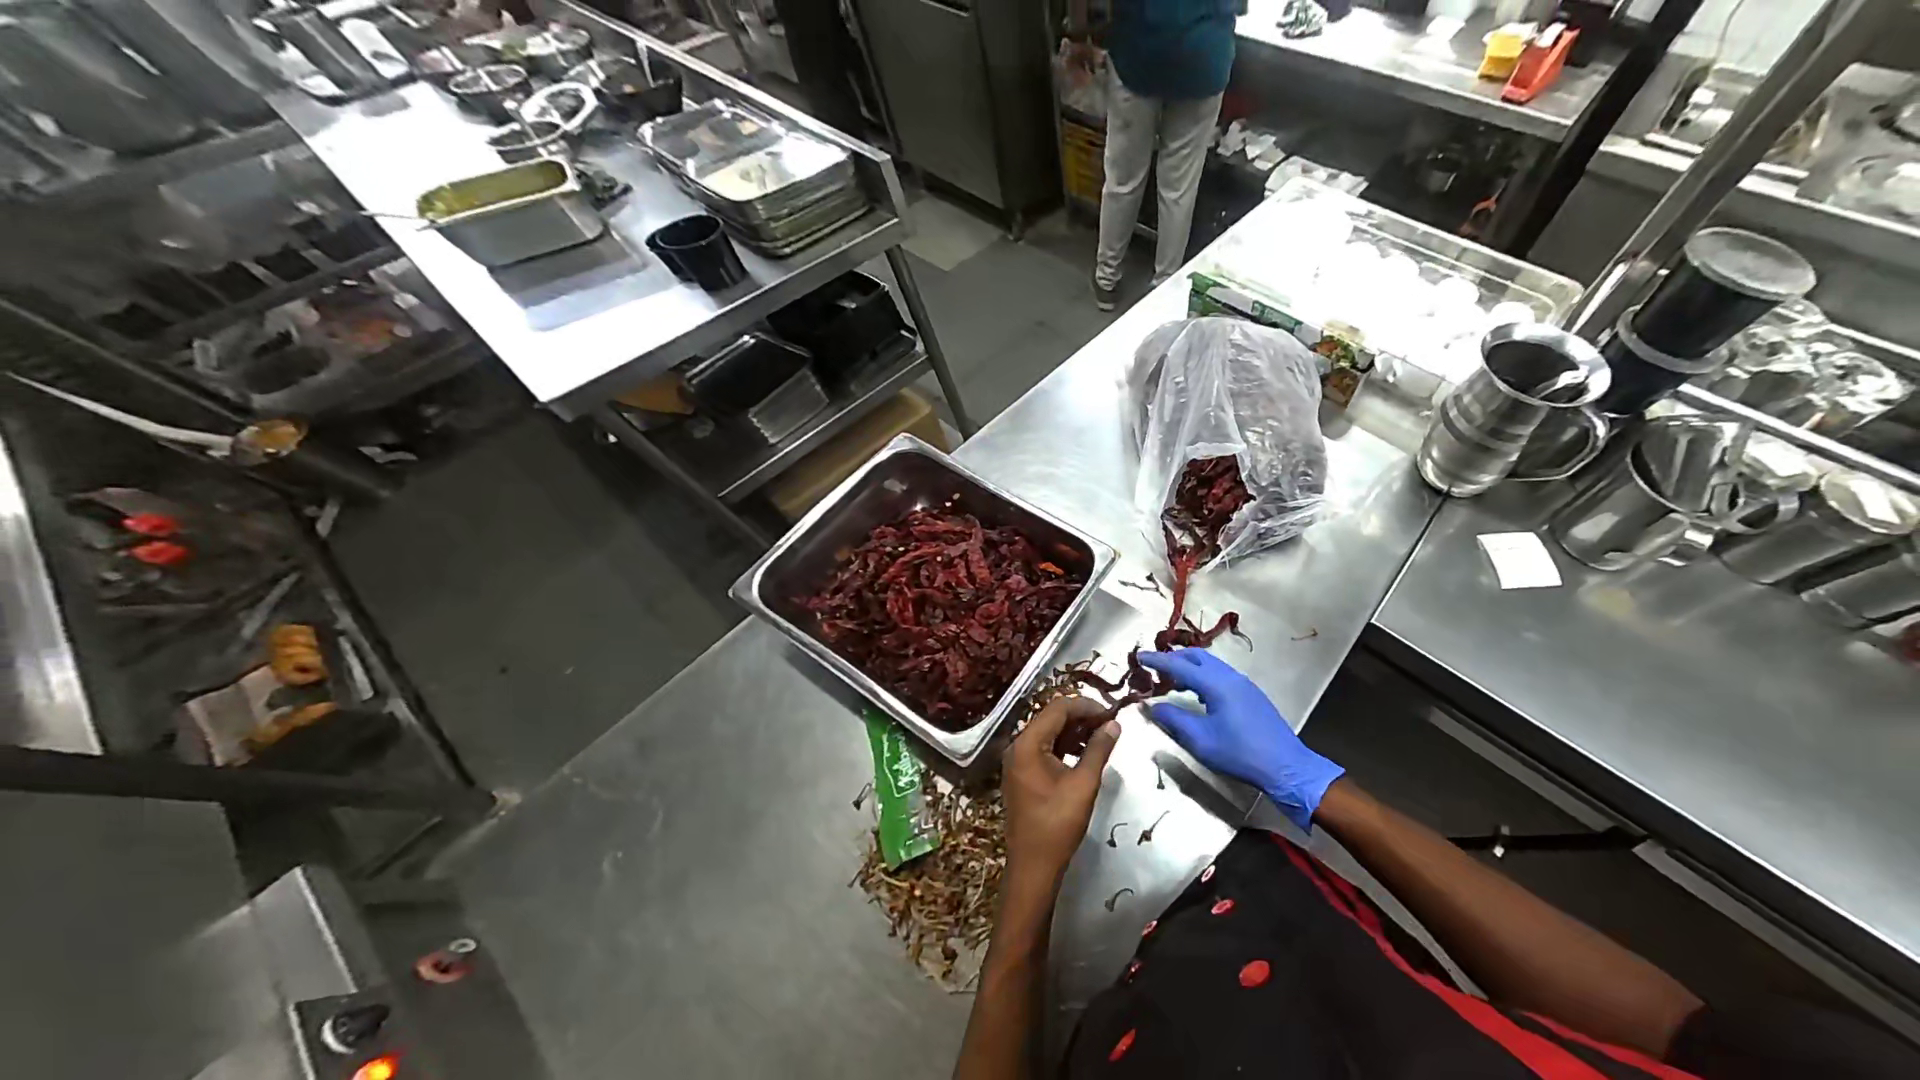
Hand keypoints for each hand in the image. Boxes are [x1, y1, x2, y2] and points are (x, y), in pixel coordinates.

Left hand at [1002, 696, 1119, 884]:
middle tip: (1110, 726)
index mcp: (1027, 743)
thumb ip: (1098, 749)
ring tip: (1102, 738)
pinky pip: (1044, 749)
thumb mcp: (1084, 784)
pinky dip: (1064, 746)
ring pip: (1048, 733)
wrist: (1033, 864)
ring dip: (1074, 732)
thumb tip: (1114, 724)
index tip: (1112, 714)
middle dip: (1081, 717)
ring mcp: (1017, 760)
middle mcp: (1018, 746)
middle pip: (1051, 718)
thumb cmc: (1058, 823)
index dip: (1086, 706)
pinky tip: (1085, 754)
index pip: (1058, 708)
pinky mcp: (1022, 773)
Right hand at [1138, 648, 1343, 831]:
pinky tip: (1198, 695)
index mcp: (1216, 684)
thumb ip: (1173, 719)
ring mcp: (1244, 684)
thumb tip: (1153, 706)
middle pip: (1197, 657)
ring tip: (1172, 682)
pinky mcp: (1251, 695)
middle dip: (1173, 659)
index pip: (1179, 665)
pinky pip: (1220, 675)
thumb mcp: (1200, 740)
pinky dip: (1202, 676)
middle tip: (1155, 668)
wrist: (1287, 767)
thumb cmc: (1240, 754)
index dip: (1157, 660)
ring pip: (1210, 665)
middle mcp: (1230, 677)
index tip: (1139, 656)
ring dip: (1189, 668)